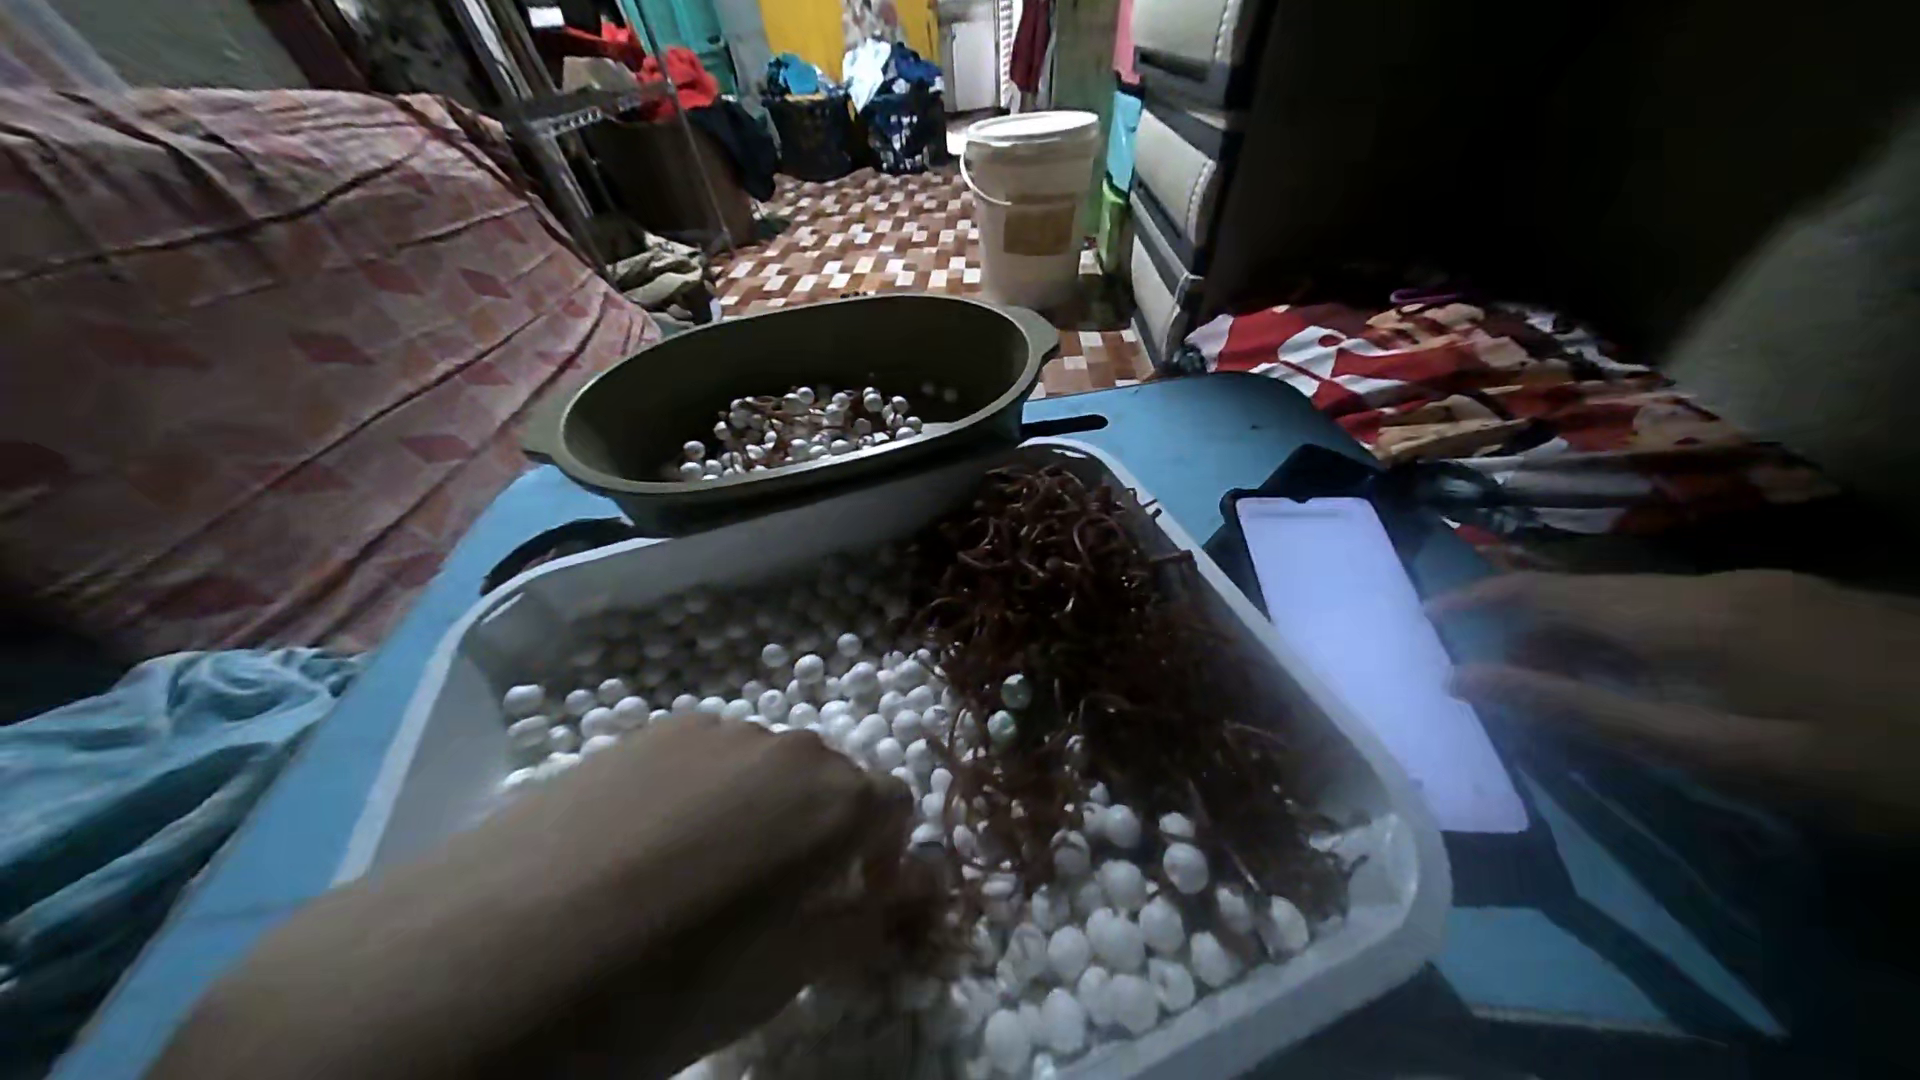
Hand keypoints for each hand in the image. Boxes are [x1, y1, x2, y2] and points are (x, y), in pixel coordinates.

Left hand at [477, 714, 916, 1076]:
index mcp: (837, 802)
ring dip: (765, 807)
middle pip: (833, 779)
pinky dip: (709, 790)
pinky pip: (712, 754)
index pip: (896, 805)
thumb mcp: (783, 976)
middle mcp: (790, 748)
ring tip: (702, 868)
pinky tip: (651, 841)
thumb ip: (862, 923)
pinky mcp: (657, 727)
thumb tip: (908, 892)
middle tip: (774, 893)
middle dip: (824, 830)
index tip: (849, 898)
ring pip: (770, 766)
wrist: (497, 951)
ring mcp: (720, 730)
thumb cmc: (665, 983)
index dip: (883, 855)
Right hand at [1429, 570, 1919, 830]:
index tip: (1421, 616)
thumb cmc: (1876, 765)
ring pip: (1631, 605)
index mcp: (1681, 616)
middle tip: (1497, 682)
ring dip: (1583, 640)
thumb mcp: (1716, 753)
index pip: (1541, 590)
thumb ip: (1579, 710)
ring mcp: (1763, 591)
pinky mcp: (1801, 606)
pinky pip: (1680, 613)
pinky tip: (1657, 683)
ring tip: (1570, 691)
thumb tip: (1464, 679)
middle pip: (1583, 595)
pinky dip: (1636, 642)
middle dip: (1526, 631)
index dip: (1472, 598)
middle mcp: (1710, 586)